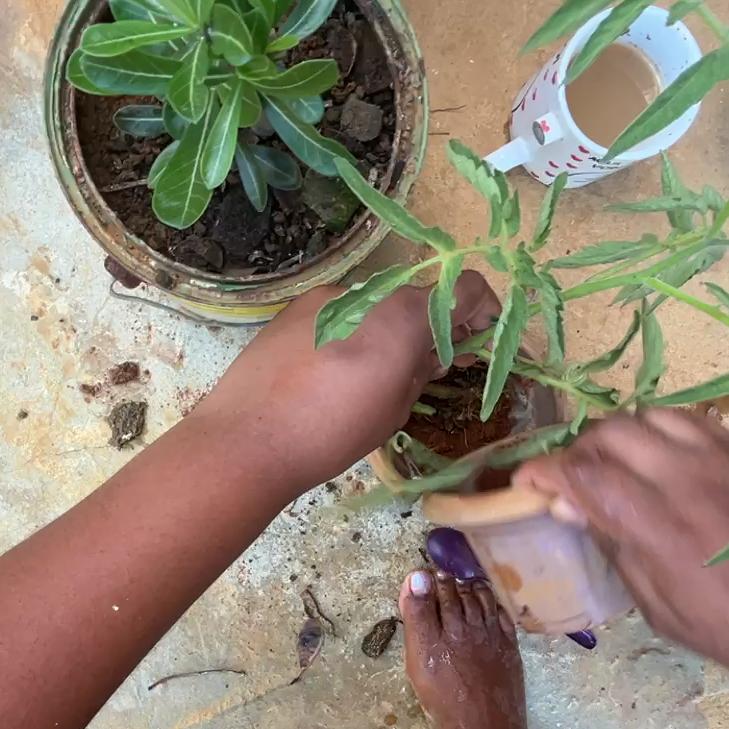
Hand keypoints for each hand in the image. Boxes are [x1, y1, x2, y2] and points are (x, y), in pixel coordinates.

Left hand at [192, 270, 499, 492]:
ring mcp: (324, 297)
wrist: (247, 439)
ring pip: (376, 305)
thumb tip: (432, 353)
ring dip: (391, 330)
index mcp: (402, 315)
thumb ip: (421, 370)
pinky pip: (340, 313)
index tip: (475, 344)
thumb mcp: (394, 409)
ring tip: (374, 376)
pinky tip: (334, 372)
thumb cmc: (331, 434)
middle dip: (434, 326)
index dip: (482, 312)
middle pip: (417, 297)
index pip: (464, 289)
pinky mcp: (292, 310)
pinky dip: (354, 332)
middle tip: (432, 367)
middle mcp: (366, 292)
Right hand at [513, 409, 728, 708]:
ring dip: (615, 437)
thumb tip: (570, 508)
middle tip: (569, 482)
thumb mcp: (663, 612)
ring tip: (612, 466)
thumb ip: (615, 549)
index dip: (542, 471)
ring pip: (645, 417)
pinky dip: (656, 429)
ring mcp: (723, 461)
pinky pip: (688, 419)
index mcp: (661, 528)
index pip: (582, 473)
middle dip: (575, 453)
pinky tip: (656, 456)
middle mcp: (688, 480)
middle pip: (608, 435)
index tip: (524, 483)